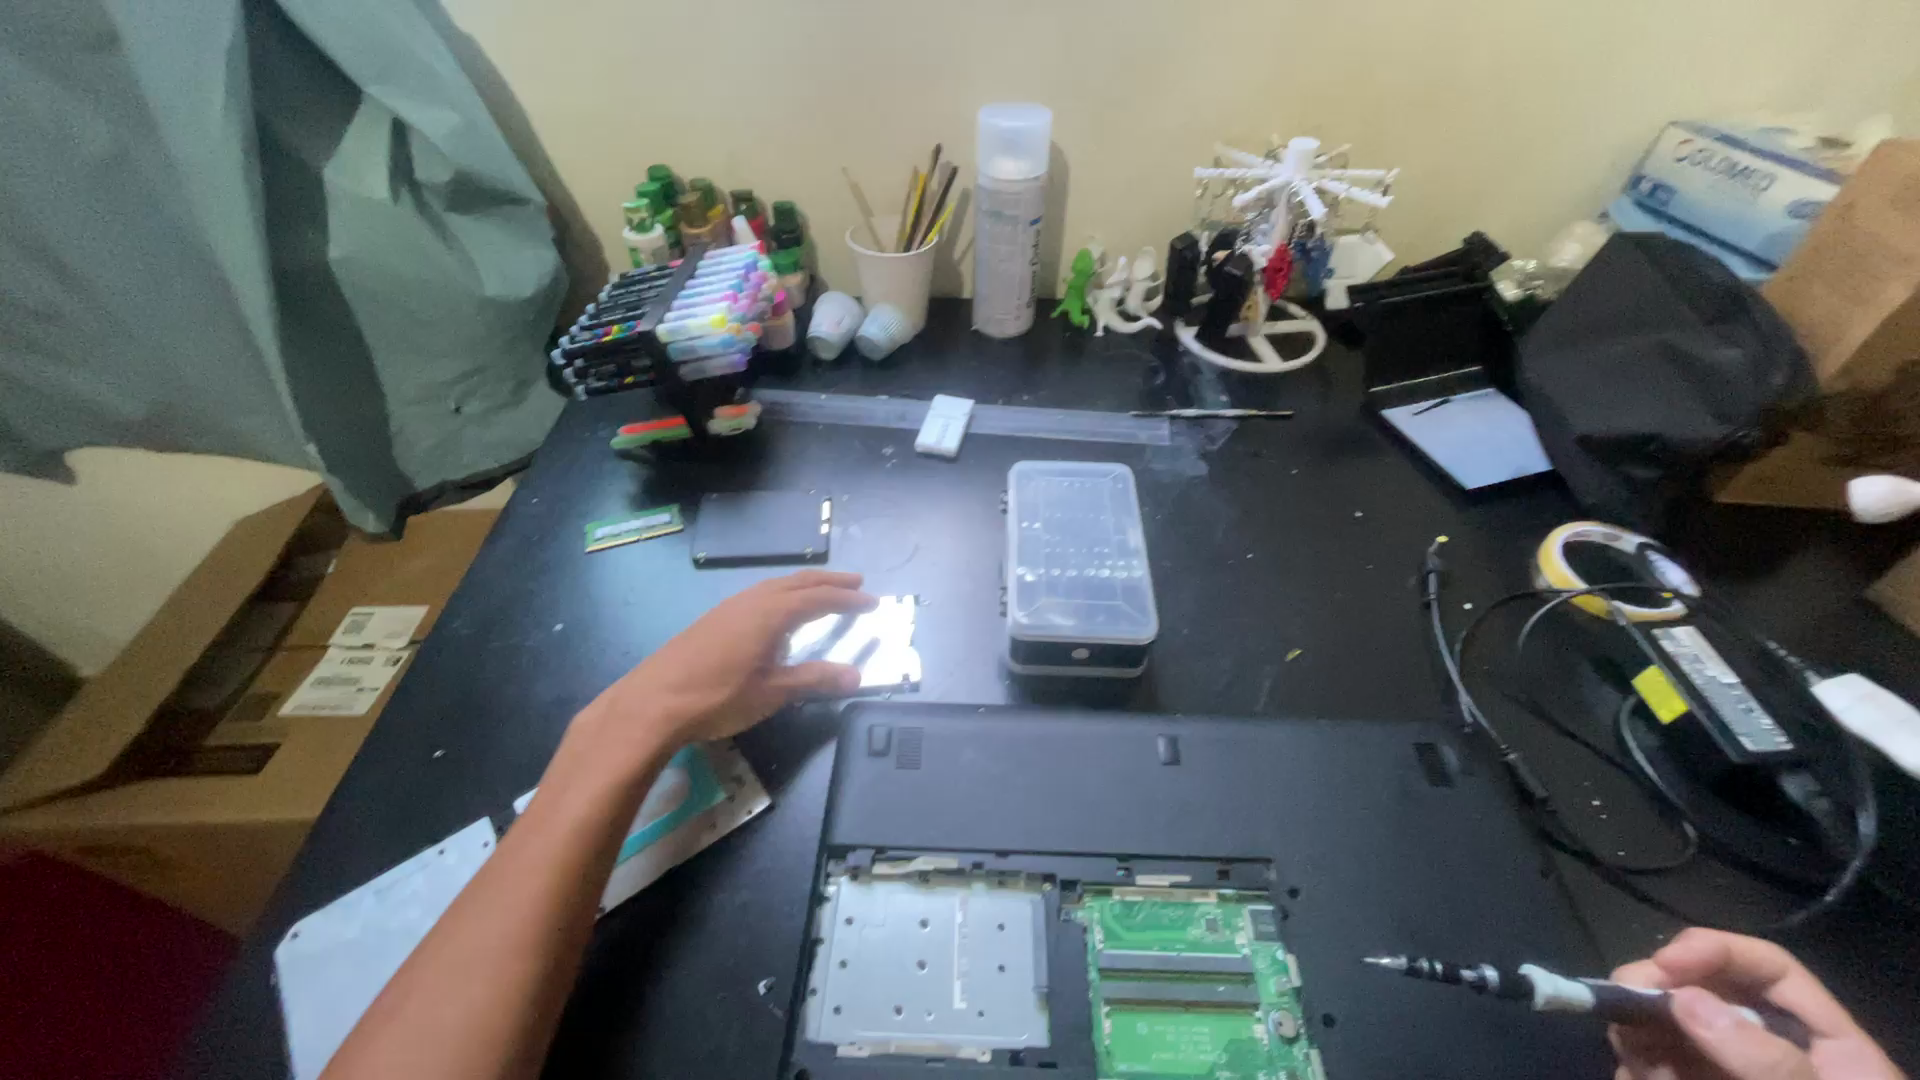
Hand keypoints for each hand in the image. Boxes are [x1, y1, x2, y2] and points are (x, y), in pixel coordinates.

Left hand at [577, 570, 876, 757]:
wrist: (652, 704)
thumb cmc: (717, 698)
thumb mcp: (772, 692)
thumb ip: (814, 679)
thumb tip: (856, 675)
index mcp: (771, 614)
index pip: (819, 599)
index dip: (847, 600)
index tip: (872, 602)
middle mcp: (751, 601)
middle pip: (797, 582)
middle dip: (829, 582)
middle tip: (856, 582)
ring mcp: (728, 609)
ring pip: (775, 586)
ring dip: (803, 586)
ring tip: (822, 592)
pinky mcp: (713, 621)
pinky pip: (758, 595)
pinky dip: (781, 595)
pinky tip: (778, 613)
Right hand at [1609, 928, 1902, 1079]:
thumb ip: (1768, 1060)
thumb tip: (1685, 998)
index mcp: (1823, 1041)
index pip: (1766, 964)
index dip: (1712, 950)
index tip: (1666, 964)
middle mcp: (1767, 1044)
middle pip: (1700, 987)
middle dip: (1655, 989)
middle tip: (1622, 1007)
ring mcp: (1723, 1066)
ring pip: (1663, 1022)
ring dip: (1637, 1031)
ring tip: (1635, 1062)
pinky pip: (1649, 1059)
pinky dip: (1634, 1065)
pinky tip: (1634, 1078)